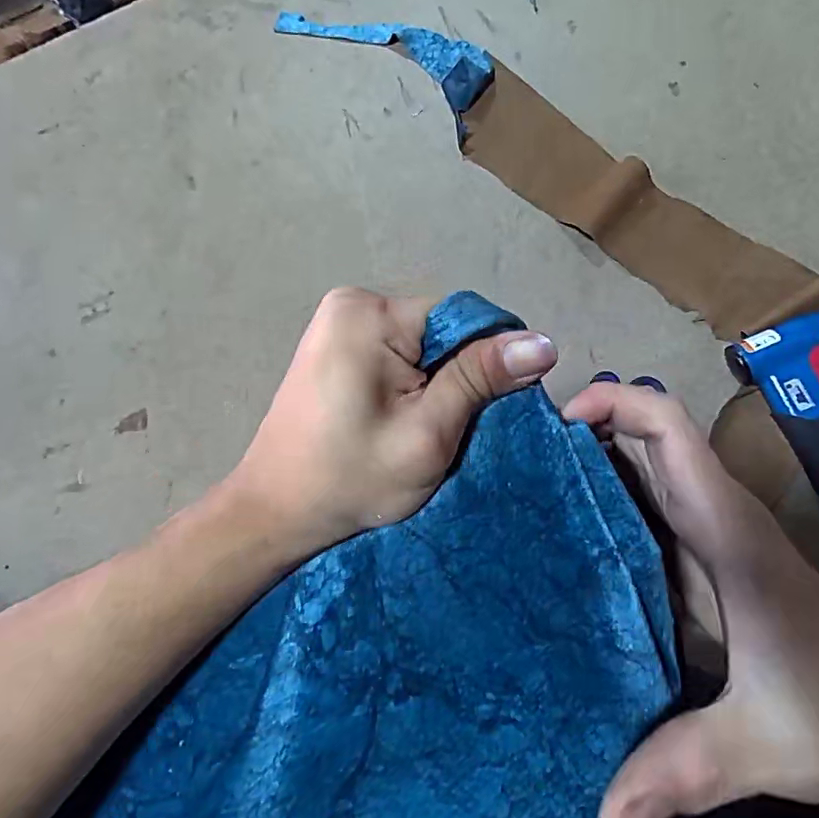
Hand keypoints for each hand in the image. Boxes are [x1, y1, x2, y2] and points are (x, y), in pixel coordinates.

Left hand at [226, 288, 557, 556]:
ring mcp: (337, 324)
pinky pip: (395, 355)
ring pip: (421, 346)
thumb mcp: (428, 432)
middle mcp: (351, 303)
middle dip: (457, 376)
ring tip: (422, 428)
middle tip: (451, 428)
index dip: (487, 361)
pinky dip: (409, 385)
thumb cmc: (351, 479)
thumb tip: (543, 342)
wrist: (274, 514)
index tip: (488, 408)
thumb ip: (481, 379)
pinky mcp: (333, 347)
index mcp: (370, 313)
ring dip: (434, 384)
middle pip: (441, 331)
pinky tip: (398, 420)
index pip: (462, 318)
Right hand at [563, 382, 818, 817]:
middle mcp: (712, 516)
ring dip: (589, 461)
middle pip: (645, 438)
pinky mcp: (697, 560)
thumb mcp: (767, 745)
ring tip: (521, 484)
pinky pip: (642, 508)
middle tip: (515, 455)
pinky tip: (558, 535)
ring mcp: (705, 536)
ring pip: (641, 468)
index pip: (670, 431)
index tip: (559, 420)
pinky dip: (601, 500)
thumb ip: (686, 769)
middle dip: (583, 429)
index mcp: (726, 529)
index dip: (616, 403)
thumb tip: (599, 817)